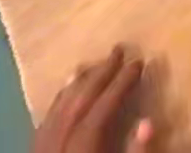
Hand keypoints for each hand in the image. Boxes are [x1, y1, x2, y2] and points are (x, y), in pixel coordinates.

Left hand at [33, 46, 153, 152]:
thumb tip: (148, 121)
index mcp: (81, 150)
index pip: (100, 111)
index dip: (120, 84)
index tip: (139, 60)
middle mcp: (57, 148)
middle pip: (75, 107)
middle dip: (98, 75)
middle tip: (119, 48)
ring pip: (55, 115)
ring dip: (75, 86)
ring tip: (92, 63)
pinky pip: (41, 128)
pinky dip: (55, 105)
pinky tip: (64, 92)